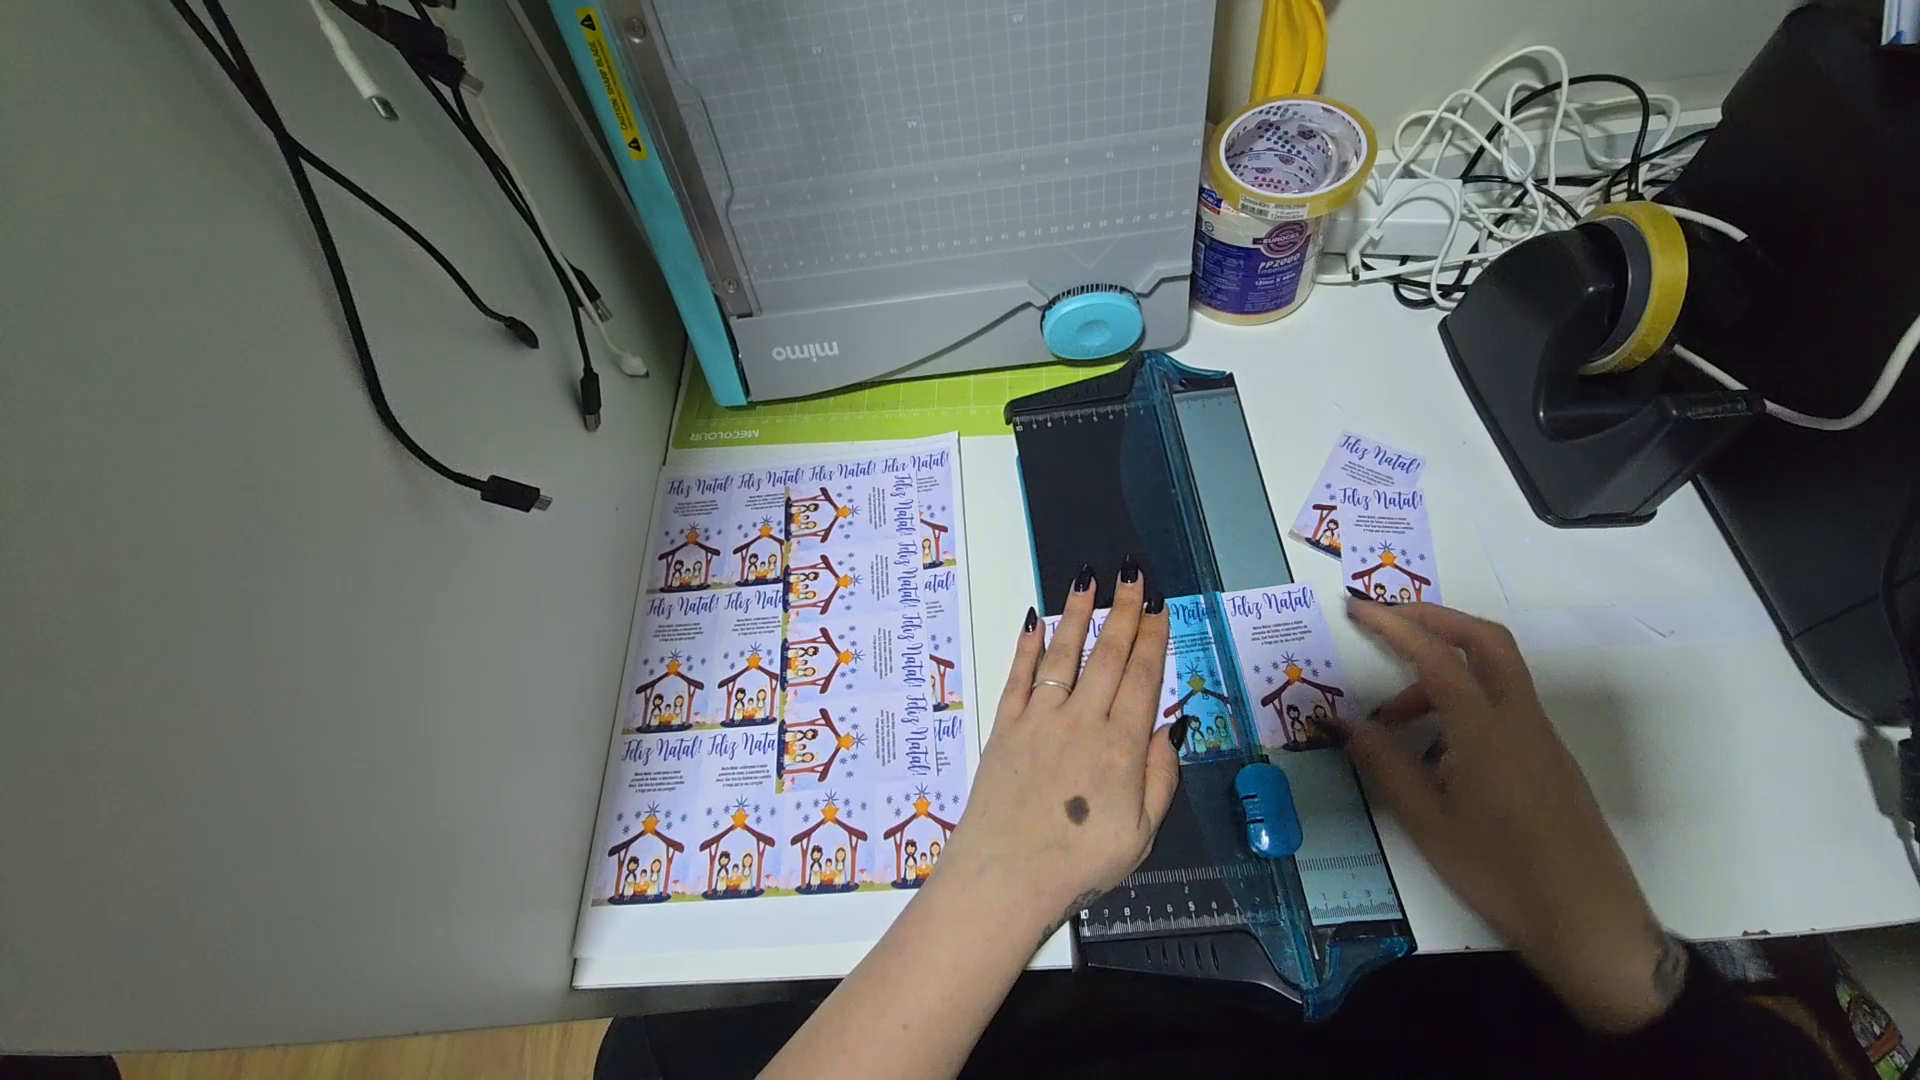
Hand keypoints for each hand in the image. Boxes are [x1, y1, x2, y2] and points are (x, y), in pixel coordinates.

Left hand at [937, 563, 1184, 939]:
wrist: (1003, 877)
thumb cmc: (1077, 864)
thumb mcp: (1141, 835)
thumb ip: (1159, 777)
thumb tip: (1169, 728)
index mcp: (1120, 746)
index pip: (1142, 678)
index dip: (1153, 638)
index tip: (1159, 606)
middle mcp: (1081, 720)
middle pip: (1108, 655)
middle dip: (1123, 611)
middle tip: (1130, 574)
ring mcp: (1039, 718)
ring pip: (1064, 654)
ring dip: (1077, 614)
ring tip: (1087, 579)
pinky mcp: (1005, 724)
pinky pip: (1019, 675)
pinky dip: (1027, 646)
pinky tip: (1035, 620)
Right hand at [1339, 598, 1685, 1034]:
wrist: (1591, 927)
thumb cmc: (1500, 873)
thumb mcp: (1426, 822)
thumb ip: (1384, 763)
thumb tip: (1344, 721)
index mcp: (1486, 733)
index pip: (1437, 658)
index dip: (1394, 625)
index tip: (1357, 608)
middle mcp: (1520, 722)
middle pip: (1485, 640)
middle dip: (1432, 618)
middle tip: (1384, 619)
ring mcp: (1541, 739)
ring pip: (1492, 674)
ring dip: (1440, 673)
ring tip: (1392, 722)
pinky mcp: (1548, 759)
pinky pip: (1501, 707)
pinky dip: (1460, 703)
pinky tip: (1433, 752)